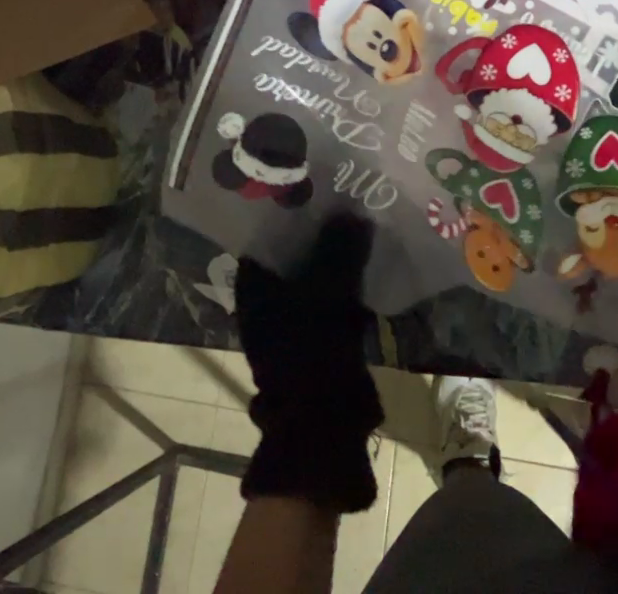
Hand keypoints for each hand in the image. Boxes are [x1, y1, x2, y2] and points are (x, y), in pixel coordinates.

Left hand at [235, 213, 383, 513]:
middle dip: (313, 236)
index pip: (265, 240)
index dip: (287, 216)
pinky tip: (364, 268)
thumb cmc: (312, 353)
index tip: (314, 193)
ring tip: (355, 228)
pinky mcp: (309, 341)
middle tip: (341, 206)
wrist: (323, 424)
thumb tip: (352, 214)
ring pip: (308, 280)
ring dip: (329, 260)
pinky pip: (324, 301)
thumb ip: (339, 254)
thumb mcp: (328, 296)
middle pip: (288, 259)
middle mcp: (261, 306)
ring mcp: (285, 326)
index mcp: (254, 292)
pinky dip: (340, 286)